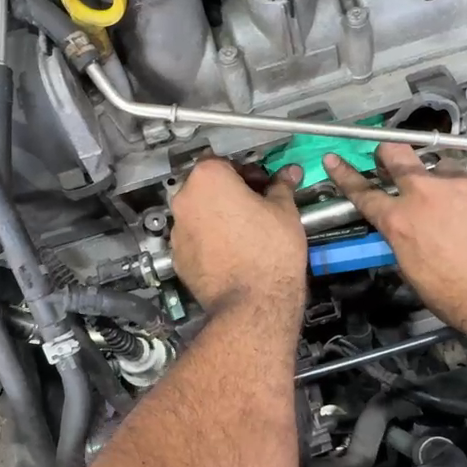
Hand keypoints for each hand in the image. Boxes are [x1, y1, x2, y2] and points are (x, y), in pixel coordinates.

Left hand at [170, 159, 305, 315]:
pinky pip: (195, 241)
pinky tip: (233, 254)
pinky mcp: (178, 259)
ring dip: (217, 217)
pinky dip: (209, 242)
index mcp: (208, 178)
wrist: (253, 304)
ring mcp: (177, 232)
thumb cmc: (270, 253)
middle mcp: (185, 201)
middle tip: (256, 208)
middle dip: (229, 194)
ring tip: (245, 234)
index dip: (246, 172)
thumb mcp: (285, 212)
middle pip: (206, 187)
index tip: (262, 186)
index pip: (224, 162)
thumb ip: (281, 187)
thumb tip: (289, 174)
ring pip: (199, 215)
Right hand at [324, 144, 466, 351]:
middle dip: (390, 153)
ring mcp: (466, 185)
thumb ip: (405, 243)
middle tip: (389, 156)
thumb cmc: (461, 299)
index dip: (346, 175)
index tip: (335, 160)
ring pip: (446, 170)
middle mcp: (429, 194)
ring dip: (444, 183)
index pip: (364, 192)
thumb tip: (406, 234)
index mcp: (401, 221)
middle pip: (400, 156)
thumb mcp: (415, 275)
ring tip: (457, 207)